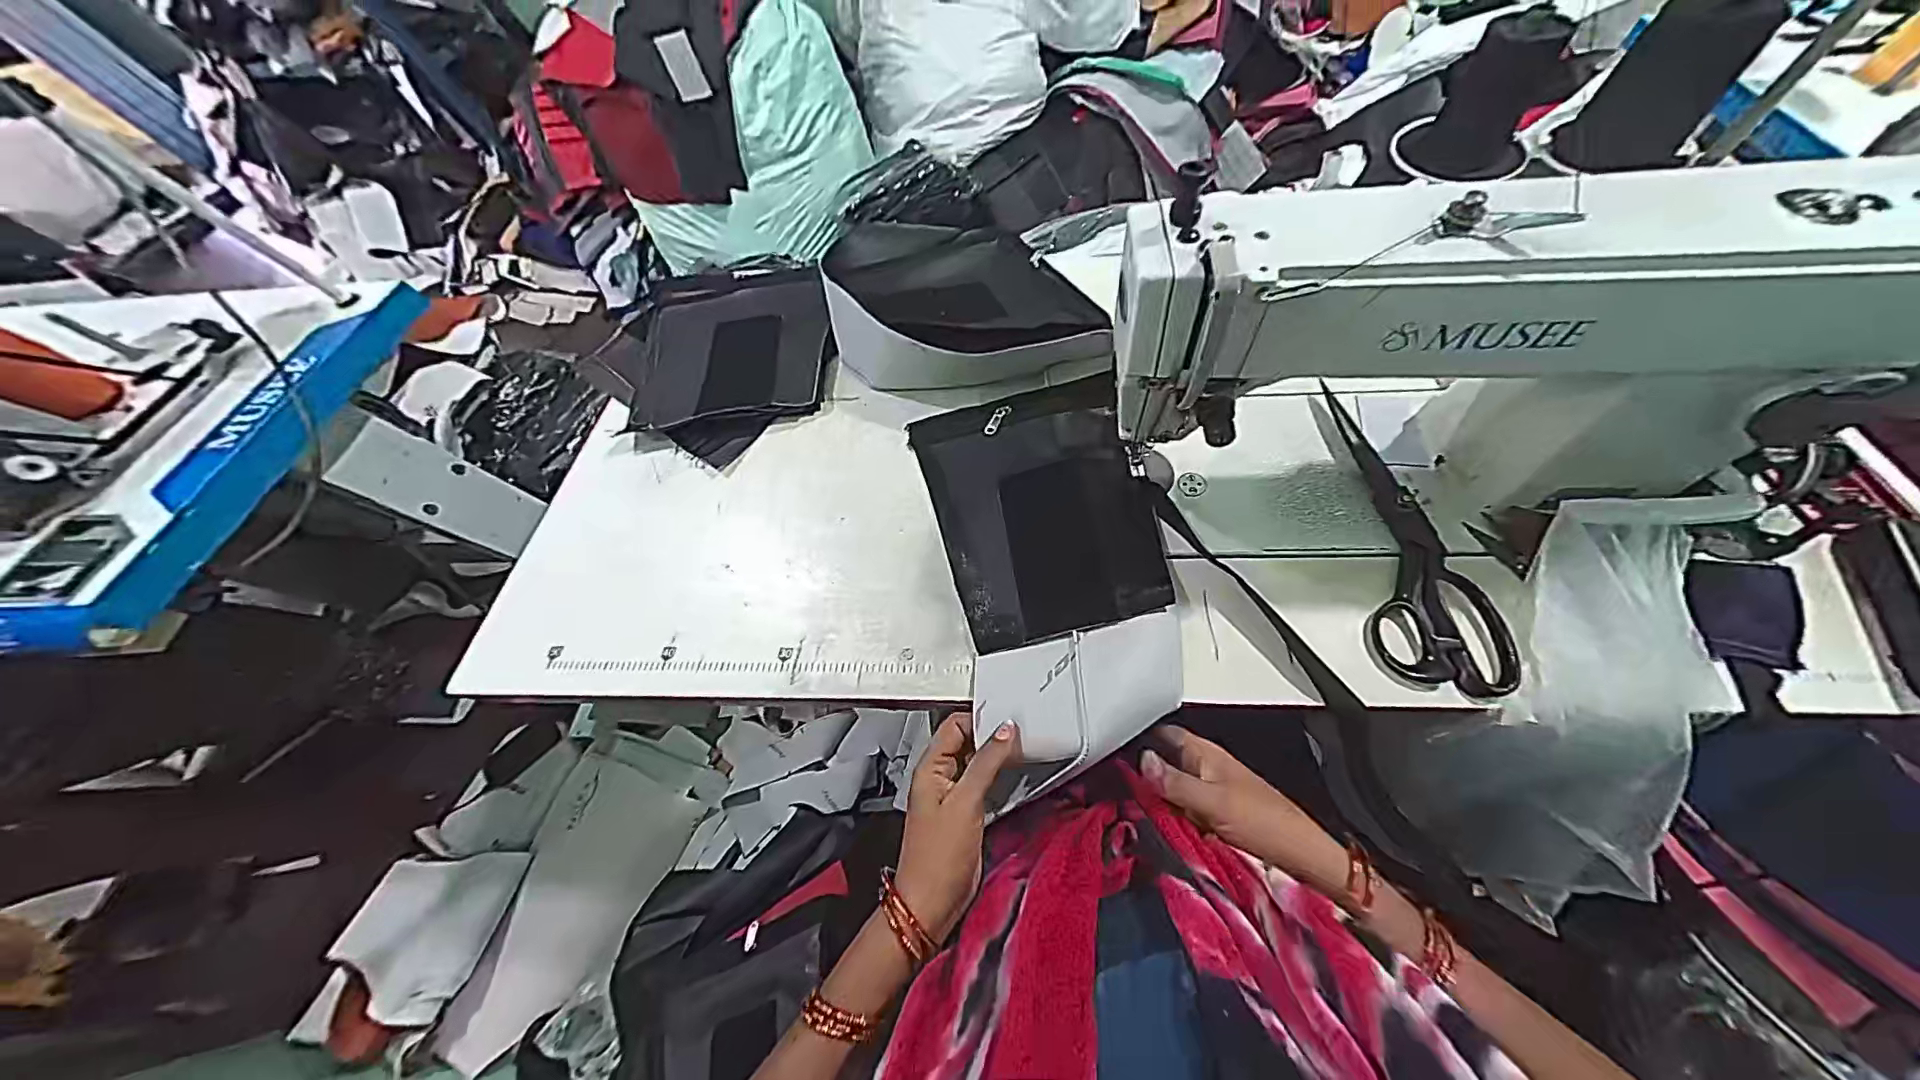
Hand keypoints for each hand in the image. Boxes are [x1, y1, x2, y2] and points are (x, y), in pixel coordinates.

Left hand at [895, 712, 1019, 943]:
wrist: (932, 903)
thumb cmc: (936, 858)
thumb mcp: (966, 802)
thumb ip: (986, 763)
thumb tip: (1003, 733)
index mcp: (930, 768)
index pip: (954, 725)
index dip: (979, 719)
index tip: (1006, 721)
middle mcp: (940, 778)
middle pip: (967, 742)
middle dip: (992, 737)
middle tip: (1019, 736)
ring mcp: (953, 796)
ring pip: (977, 763)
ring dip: (997, 757)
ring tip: (1020, 752)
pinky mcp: (966, 813)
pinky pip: (983, 784)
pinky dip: (999, 778)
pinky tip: (1013, 777)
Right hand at [1140, 725, 1345, 890]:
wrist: (1301, 859)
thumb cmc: (1266, 823)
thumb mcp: (1212, 800)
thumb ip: (1174, 781)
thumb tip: (1142, 761)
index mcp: (1205, 754)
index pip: (1163, 734)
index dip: (1139, 738)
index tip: (1115, 753)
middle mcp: (1204, 770)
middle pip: (1162, 764)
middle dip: (1143, 775)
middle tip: (1121, 788)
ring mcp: (1207, 794)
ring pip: (1169, 790)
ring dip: (1156, 800)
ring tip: (1135, 810)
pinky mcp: (1211, 817)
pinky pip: (1180, 812)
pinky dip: (1169, 818)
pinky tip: (1160, 828)